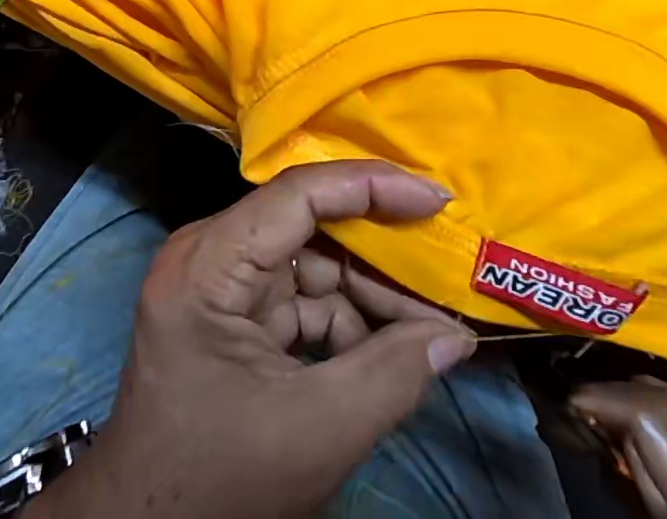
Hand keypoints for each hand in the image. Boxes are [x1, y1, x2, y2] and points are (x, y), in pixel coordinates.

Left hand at [36, 160, 477, 518]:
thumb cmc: (218, 481)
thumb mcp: (317, 431)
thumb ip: (395, 374)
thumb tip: (456, 336)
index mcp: (210, 265)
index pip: (299, 194)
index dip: (372, 185)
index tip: (435, 198)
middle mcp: (214, 256)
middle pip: (314, 227)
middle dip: (382, 253)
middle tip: (445, 265)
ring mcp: (226, 284)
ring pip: (319, 264)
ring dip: (375, 295)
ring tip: (434, 324)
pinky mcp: (240, 313)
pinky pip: (309, 298)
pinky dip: (354, 320)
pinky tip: (396, 347)